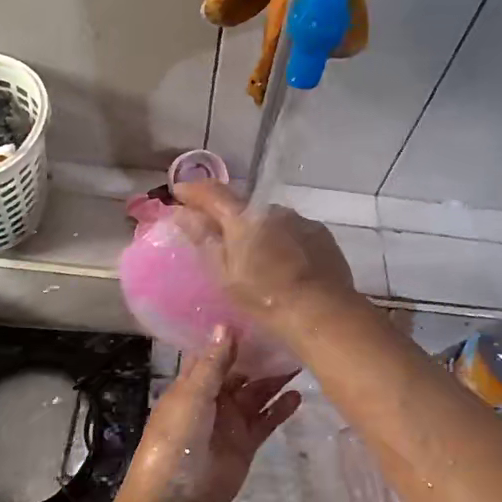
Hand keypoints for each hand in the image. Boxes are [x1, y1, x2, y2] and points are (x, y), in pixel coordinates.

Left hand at [125, 327, 301, 501]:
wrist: (175, 499)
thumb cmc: (176, 439)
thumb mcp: (192, 395)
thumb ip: (213, 363)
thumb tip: (226, 325)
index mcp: (193, 383)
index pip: (215, 353)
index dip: (234, 336)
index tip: (258, 313)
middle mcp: (213, 398)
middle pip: (241, 371)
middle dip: (260, 356)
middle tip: (289, 335)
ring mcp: (231, 421)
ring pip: (257, 393)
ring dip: (274, 380)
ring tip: (300, 361)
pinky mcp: (246, 443)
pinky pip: (266, 420)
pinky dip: (280, 409)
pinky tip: (297, 396)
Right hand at [172, 180, 357, 322]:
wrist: (320, 311)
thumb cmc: (263, 297)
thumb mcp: (224, 273)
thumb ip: (204, 239)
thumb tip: (183, 213)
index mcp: (244, 217)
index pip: (213, 192)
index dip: (194, 191)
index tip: (179, 193)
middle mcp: (273, 209)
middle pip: (244, 207)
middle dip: (230, 217)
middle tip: (219, 236)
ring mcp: (301, 220)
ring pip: (272, 220)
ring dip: (260, 230)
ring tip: (257, 256)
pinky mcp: (321, 234)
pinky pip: (294, 231)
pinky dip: (284, 241)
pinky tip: (285, 262)